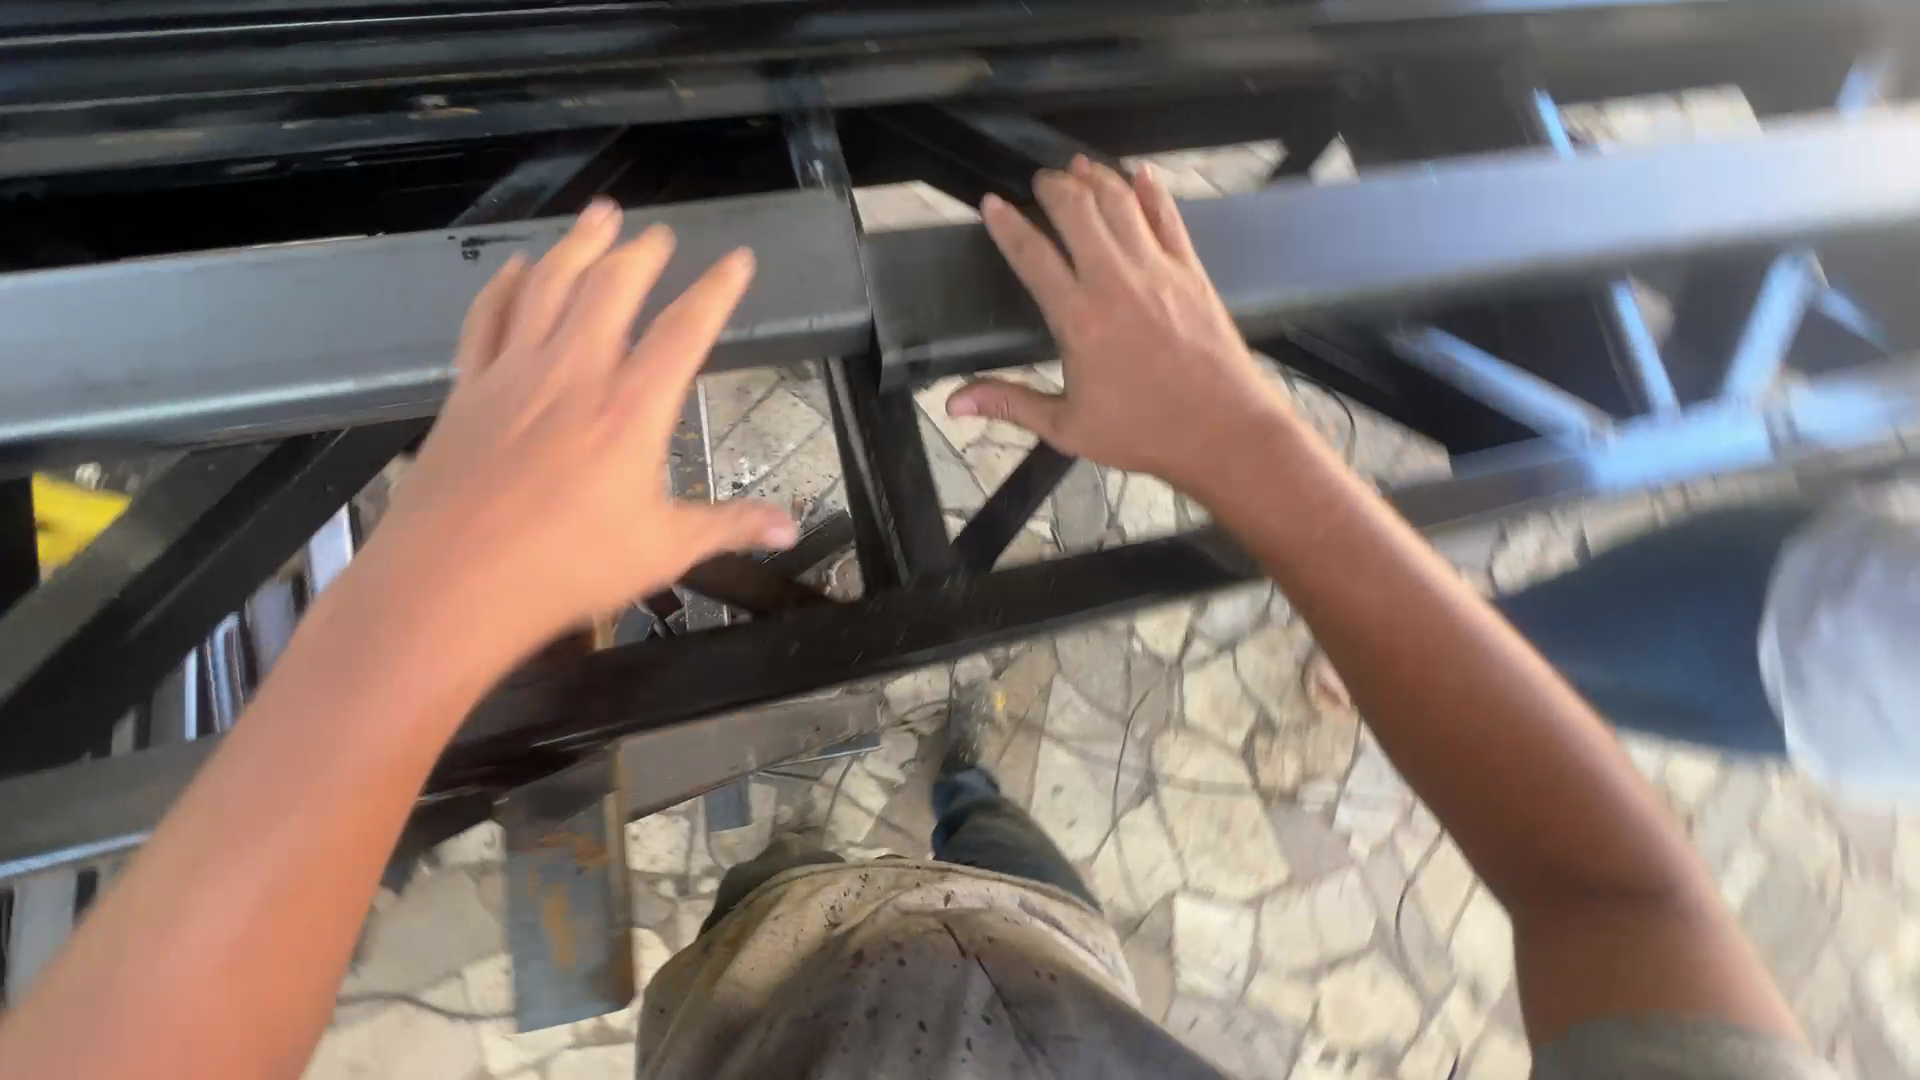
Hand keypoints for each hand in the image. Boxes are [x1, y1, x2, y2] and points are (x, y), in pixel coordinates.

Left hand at [356, 198, 796, 659]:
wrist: (453, 584)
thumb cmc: (569, 568)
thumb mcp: (666, 549)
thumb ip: (731, 527)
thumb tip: (790, 527)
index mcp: (632, 409)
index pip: (685, 331)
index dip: (717, 290)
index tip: (736, 260)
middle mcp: (575, 374)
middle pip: (611, 290)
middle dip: (641, 255)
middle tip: (660, 234)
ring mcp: (515, 376)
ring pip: (548, 288)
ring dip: (578, 246)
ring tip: (599, 216)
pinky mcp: (470, 391)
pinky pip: (487, 319)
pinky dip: (506, 286)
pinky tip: (519, 268)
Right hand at [947, 157, 1293, 491]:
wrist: (1221, 431)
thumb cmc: (1141, 433)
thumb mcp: (1067, 427)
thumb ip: (1009, 403)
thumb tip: (954, 402)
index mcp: (1078, 319)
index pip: (1033, 255)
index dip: (1007, 224)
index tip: (991, 202)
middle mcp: (1115, 282)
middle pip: (1078, 210)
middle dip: (1054, 186)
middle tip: (1040, 180)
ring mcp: (1158, 270)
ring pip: (1122, 202)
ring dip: (1097, 178)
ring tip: (1078, 167)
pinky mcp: (1191, 272)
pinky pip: (1169, 217)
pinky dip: (1152, 191)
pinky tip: (1140, 174)